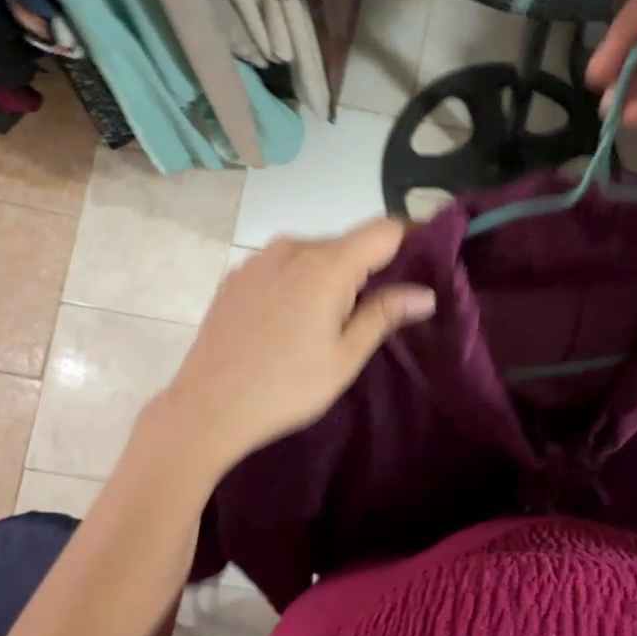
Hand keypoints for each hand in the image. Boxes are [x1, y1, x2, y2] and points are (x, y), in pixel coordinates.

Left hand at [154, 219, 434, 469]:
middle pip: (346, 243)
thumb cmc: (288, 386)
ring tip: (331, 323)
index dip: (411, 237)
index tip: (427, 260)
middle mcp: (292, 248)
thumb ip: (385, 315)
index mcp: (327, 265)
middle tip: (379, 310)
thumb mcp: (345, 356)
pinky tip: (292, 323)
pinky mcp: (236, 276)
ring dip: (331, 277)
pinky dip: (299, 283)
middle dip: (368, 267)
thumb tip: (425, 293)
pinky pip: (282, 268)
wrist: (209, 406)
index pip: (383, 229)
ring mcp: (258, 259)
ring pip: (312, 255)